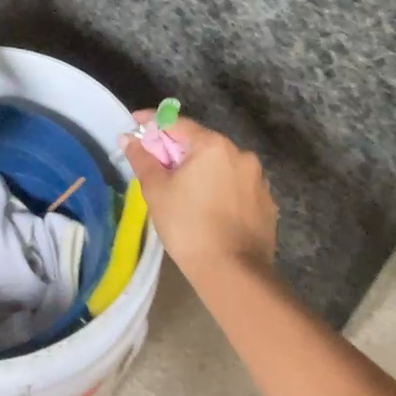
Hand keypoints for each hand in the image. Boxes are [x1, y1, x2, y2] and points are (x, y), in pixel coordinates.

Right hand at [123, 112, 278, 274]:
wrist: (233, 273)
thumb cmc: (188, 226)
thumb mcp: (156, 191)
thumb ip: (142, 159)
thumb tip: (128, 139)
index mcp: (213, 146)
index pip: (178, 124)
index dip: (153, 122)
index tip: (136, 123)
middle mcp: (241, 155)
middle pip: (202, 143)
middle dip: (178, 150)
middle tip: (157, 164)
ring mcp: (259, 179)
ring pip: (222, 165)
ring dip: (202, 170)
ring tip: (185, 191)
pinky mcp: (267, 203)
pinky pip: (237, 186)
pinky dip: (221, 189)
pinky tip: (210, 208)